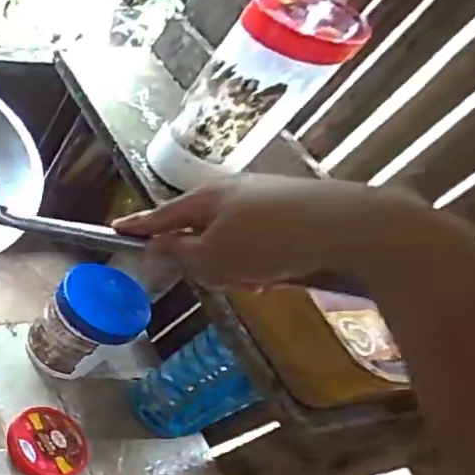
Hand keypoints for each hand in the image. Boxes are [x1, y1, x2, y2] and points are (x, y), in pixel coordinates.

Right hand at [113, 175, 415, 287]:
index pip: (159, 215)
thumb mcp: (210, 258)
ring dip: (233, 263)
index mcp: (205, 199)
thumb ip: (176, 254)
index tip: (116, 229)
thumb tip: (157, 246)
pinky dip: (260, 259)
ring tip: (251, 282)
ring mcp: (270, 198)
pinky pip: (262, 239)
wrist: (358, 229)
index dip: (137, 226)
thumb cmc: (270, 243)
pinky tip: (275, 276)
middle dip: (199, 256)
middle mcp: (235, 191)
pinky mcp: (300, 210)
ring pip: (231, 237)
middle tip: (210, 277)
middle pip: (198, 228)